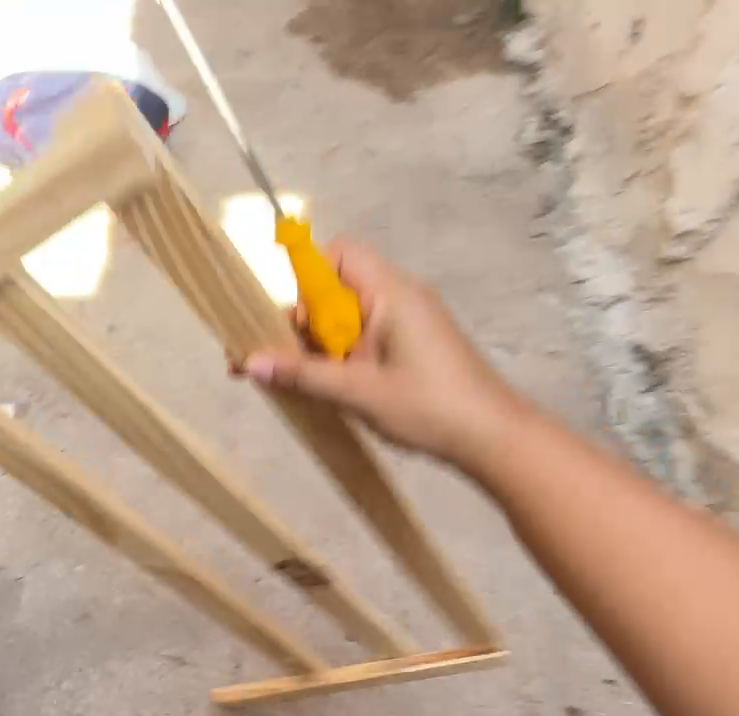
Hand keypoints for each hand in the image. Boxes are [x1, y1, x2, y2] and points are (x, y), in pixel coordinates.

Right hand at [245, 239, 530, 470]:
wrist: (490, 436)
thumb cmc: (428, 406)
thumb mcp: (357, 391)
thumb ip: (301, 374)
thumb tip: (247, 363)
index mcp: (391, 294)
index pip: (340, 254)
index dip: (305, 275)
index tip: (286, 318)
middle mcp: (397, 298)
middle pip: (332, 290)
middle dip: (297, 321)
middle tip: (271, 359)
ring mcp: (403, 323)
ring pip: (341, 318)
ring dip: (311, 345)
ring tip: (283, 379)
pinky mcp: (405, 346)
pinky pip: (357, 338)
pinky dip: (331, 357)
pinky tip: (316, 386)